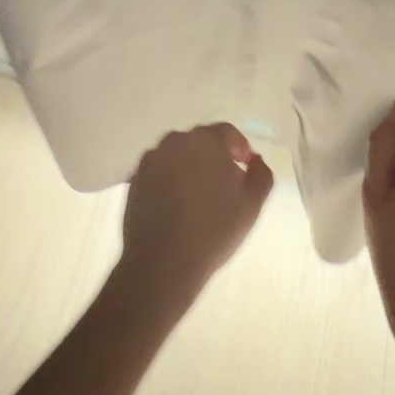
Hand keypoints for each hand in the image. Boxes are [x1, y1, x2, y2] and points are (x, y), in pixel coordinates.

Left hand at [120, 123, 273, 300]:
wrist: (163, 262)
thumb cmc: (214, 230)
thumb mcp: (252, 203)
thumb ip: (261, 173)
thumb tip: (254, 159)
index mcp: (206, 140)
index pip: (227, 132)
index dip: (239, 148)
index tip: (244, 168)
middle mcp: (175, 141)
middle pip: (200, 141)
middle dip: (214, 157)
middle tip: (224, 185)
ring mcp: (150, 159)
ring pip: (177, 155)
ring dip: (190, 167)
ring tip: (198, 198)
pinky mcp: (134, 179)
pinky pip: (158, 172)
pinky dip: (168, 181)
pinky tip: (175, 207)